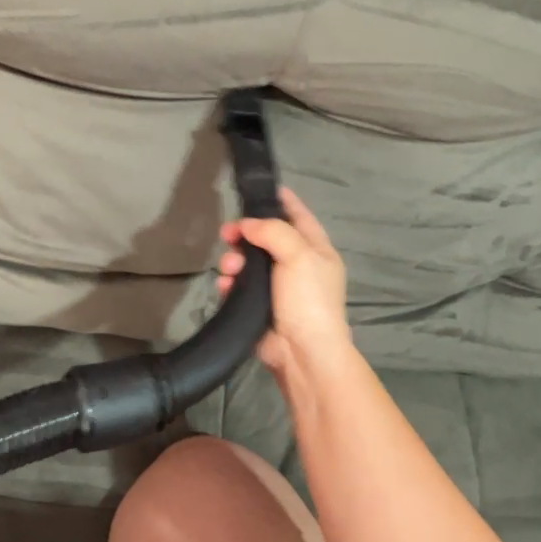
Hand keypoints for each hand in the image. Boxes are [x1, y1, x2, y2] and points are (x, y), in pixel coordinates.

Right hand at [217, 186, 352, 386]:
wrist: (303, 352)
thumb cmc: (308, 299)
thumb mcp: (298, 255)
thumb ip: (273, 231)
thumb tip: (247, 225)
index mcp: (315, 250)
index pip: (299, 216)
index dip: (283, 201)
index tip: (262, 189)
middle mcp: (297, 265)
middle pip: (266, 238)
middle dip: (245, 235)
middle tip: (227, 234)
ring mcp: (278, 287)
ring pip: (248, 262)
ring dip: (234, 261)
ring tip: (229, 270)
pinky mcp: (259, 306)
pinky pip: (239, 286)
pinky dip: (229, 284)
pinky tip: (224, 286)